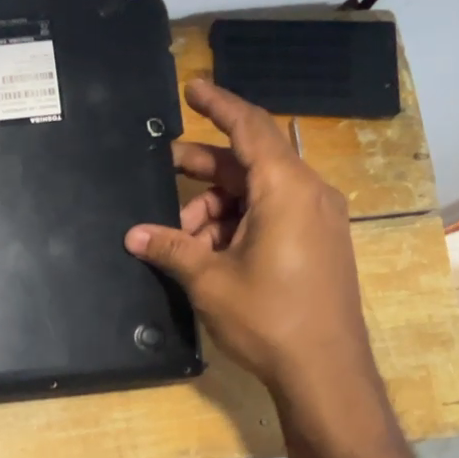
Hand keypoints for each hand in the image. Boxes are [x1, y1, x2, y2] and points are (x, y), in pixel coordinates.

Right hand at [125, 80, 374, 397]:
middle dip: (203, 169)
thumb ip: (171, 249)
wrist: (324, 370)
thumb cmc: (268, 317)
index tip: (192, 88)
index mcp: (287, 190)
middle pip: (249, 163)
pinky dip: (237, 224)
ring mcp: (317, 220)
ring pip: (257, 193)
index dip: (219, 105)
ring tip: (181, 240)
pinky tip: (208, 252)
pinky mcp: (318, 243)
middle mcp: (309, 194)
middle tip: (163, 170)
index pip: (250, 129)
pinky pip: (272, 215)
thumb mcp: (209, 281)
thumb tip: (133, 235)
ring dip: (215, 208)